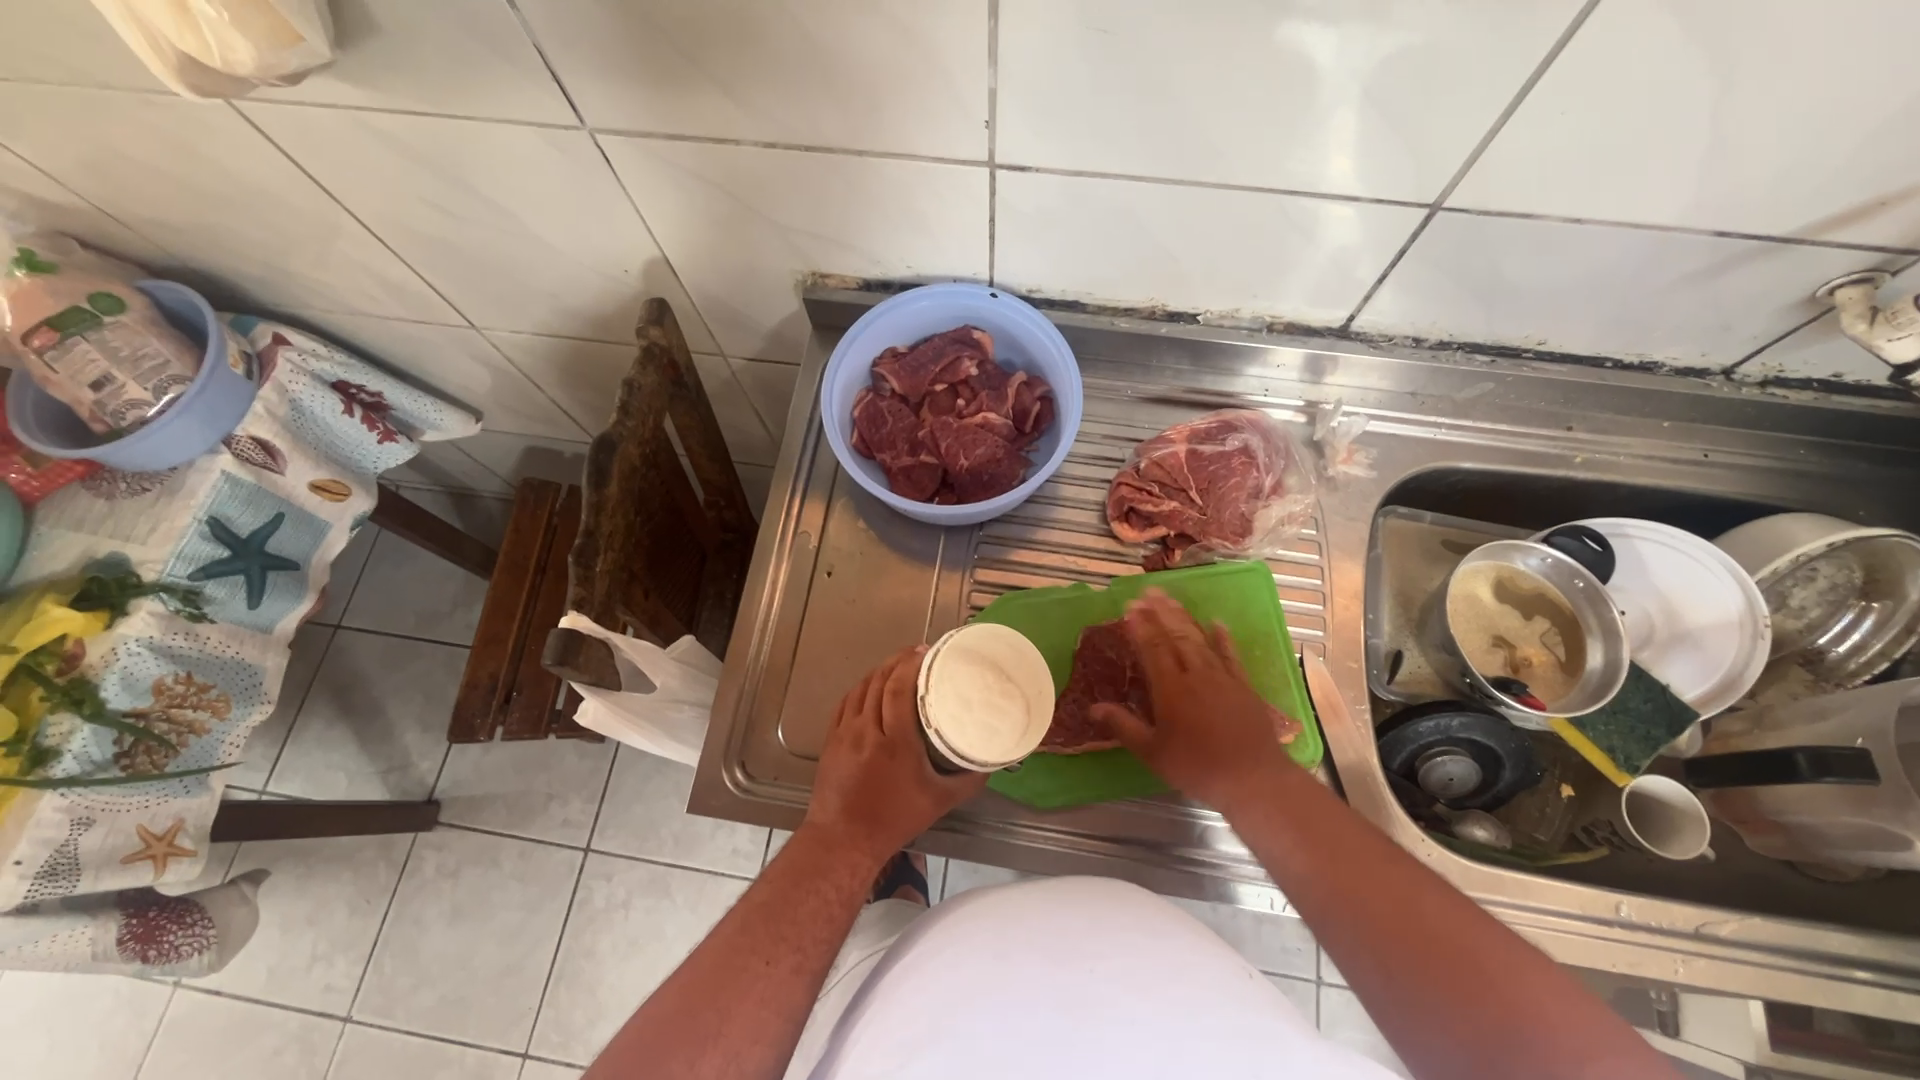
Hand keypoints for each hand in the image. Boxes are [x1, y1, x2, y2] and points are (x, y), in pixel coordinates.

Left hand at [803, 645, 986, 864]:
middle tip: (918, 652)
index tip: (927, 651)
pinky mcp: (831, 740)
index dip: (911, 664)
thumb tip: (990, 761)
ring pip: (861, 688)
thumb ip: (968, 779)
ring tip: (898, 664)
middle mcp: (868, 730)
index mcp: (896, 740)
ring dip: (880, 671)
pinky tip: (871, 686)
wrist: (843, 839)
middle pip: (880, 681)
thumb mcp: (940, 801)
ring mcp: (845, 733)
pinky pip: (846, 703)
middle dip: (898, 661)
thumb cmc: (894, 820)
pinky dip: (861, 688)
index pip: (900, 688)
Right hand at [1091, 589, 1296, 811]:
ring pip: (1200, 639)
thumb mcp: (1152, 752)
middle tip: (1148, 592)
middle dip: (1161, 612)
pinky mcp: (1243, 686)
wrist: (1252, 777)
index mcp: (1170, 689)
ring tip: (1170, 599)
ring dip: (1184, 617)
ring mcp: (1222, 678)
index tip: (1130, 607)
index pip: (1153, 648)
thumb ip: (1123, 726)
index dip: (1141, 626)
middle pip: (1177, 636)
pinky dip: (1222, 637)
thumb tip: (1092, 708)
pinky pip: (1230, 655)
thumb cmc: (1196, 767)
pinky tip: (1216, 623)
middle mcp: (1196, 675)